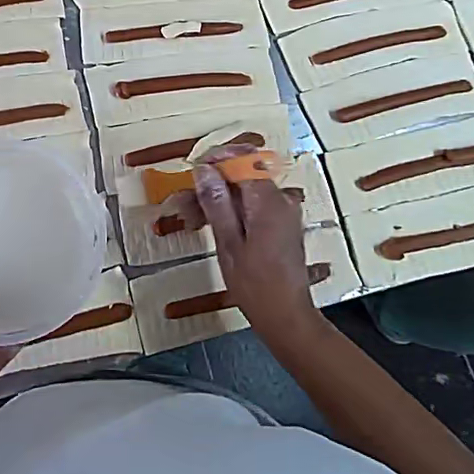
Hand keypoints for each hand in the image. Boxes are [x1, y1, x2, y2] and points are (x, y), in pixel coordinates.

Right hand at [166, 146, 319, 337]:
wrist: (287, 315)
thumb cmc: (255, 284)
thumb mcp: (228, 244)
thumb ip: (217, 203)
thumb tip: (203, 170)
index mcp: (268, 200)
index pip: (243, 159)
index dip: (217, 159)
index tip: (193, 170)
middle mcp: (281, 198)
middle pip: (245, 173)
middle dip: (214, 182)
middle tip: (187, 203)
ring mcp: (285, 210)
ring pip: (248, 189)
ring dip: (221, 197)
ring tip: (194, 218)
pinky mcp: (283, 222)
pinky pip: (256, 203)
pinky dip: (235, 208)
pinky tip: (215, 225)